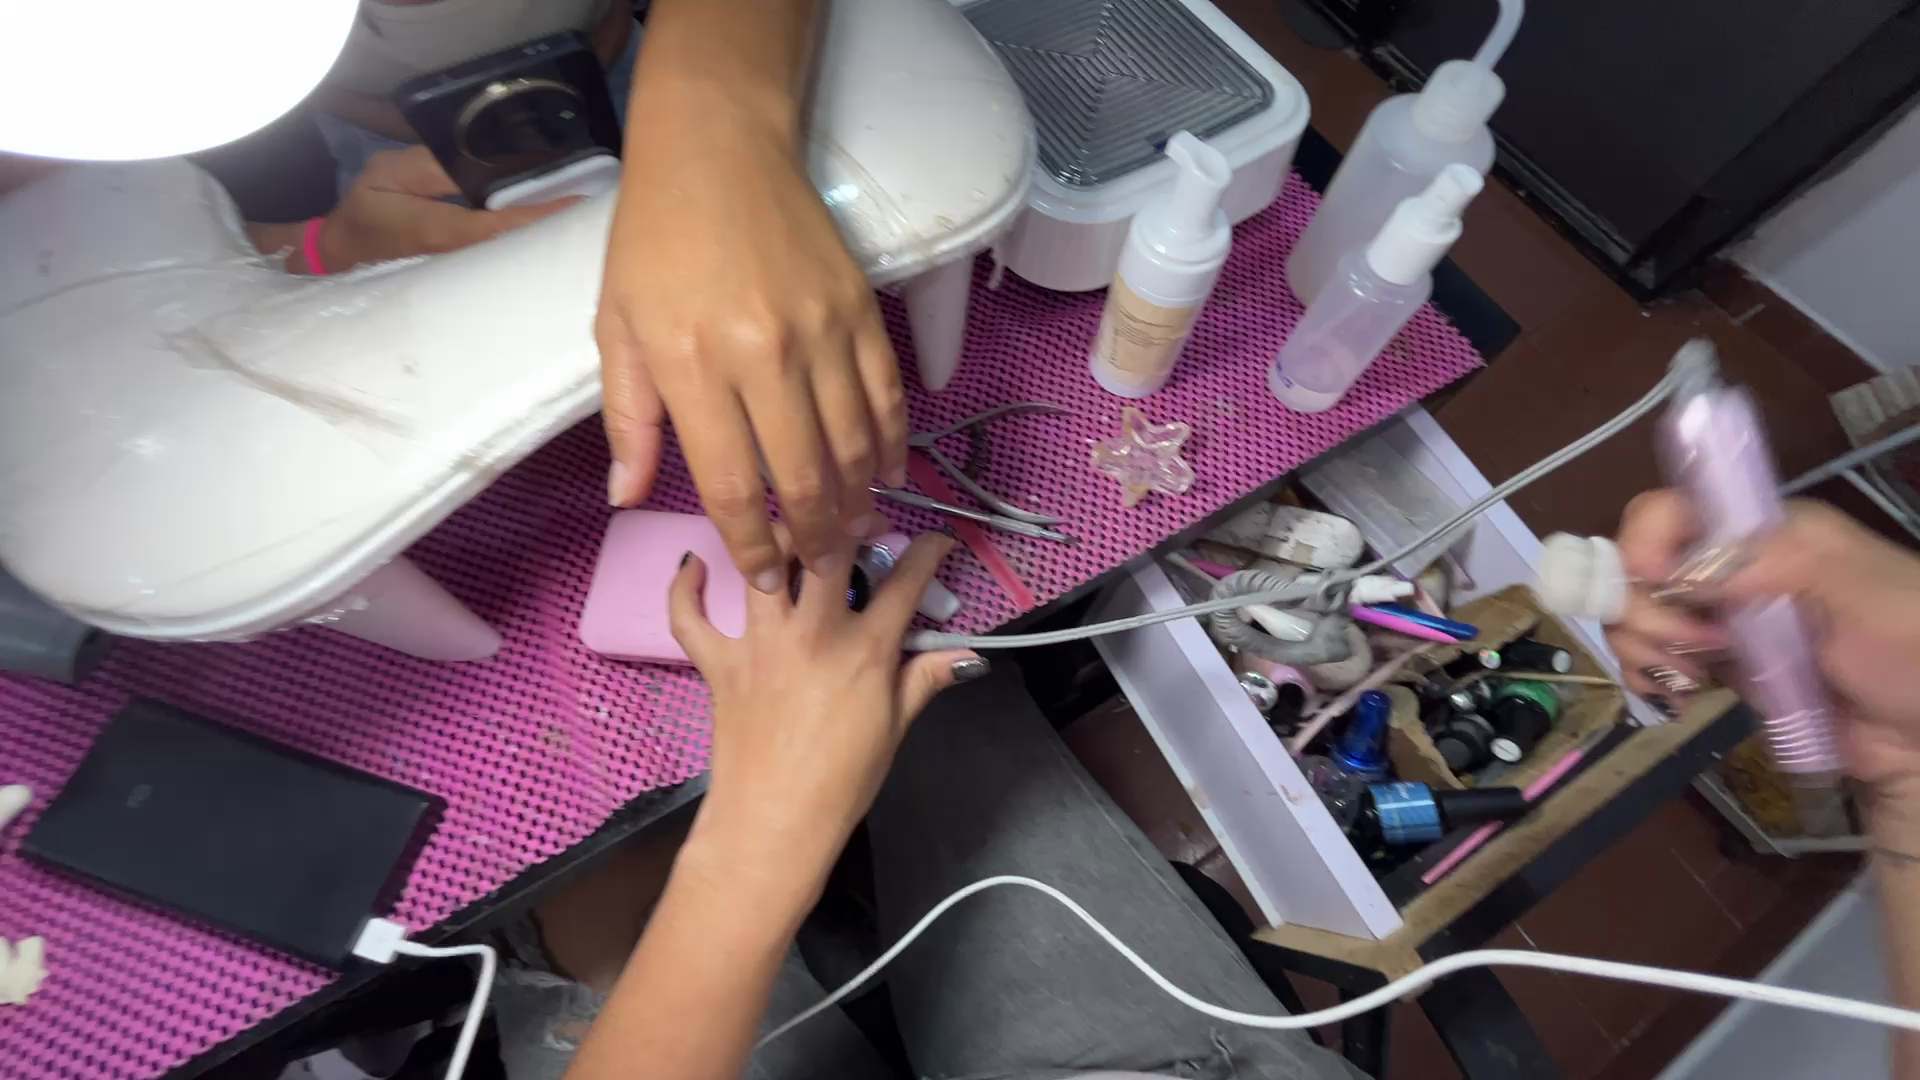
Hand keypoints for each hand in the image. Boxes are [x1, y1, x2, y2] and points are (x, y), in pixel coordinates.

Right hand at [316, 146, 577, 272]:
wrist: (352, 255)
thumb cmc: (371, 210)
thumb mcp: (389, 174)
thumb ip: (434, 168)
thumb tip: (481, 161)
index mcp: (447, 233)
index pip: (507, 226)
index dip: (543, 215)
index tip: (576, 201)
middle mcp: (471, 262)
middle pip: (526, 249)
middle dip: (559, 233)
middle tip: (594, 213)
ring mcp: (480, 278)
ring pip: (525, 261)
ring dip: (553, 243)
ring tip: (584, 224)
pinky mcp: (483, 282)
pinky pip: (517, 265)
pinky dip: (538, 250)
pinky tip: (558, 239)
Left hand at [595, 79, 908, 592]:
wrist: (720, 149)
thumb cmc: (656, 241)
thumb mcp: (615, 328)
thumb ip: (629, 421)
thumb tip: (630, 499)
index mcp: (693, 365)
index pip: (733, 485)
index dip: (753, 546)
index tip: (768, 579)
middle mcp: (766, 357)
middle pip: (804, 477)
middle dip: (816, 539)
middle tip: (822, 571)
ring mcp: (824, 334)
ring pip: (855, 444)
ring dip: (859, 502)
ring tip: (858, 535)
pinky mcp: (862, 314)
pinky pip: (888, 396)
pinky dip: (894, 444)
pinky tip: (890, 475)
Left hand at [668, 534, 980, 893]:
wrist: (774, 824)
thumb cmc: (844, 779)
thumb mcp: (896, 726)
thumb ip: (926, 678)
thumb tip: (968, 654)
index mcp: (864, 648)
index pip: (906, 582)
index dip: (929, 551)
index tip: (937, 539)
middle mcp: (812, 631)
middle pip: (829, 548)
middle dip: (848, 520)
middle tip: (857, 521)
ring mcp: (759, 642)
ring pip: (764, 563)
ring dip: (778, 536)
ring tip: (791, 531)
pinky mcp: (719, 662)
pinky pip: (689, 616)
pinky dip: (685, 587)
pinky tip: (692, 564)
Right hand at [1611, 491, 1919, 802]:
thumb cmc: (1919, 659)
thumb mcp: (1876, 597)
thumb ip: (1789, 563)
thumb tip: (1684, 571)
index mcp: (1758, 536)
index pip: (1663, 513)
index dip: (1641, 542)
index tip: (1657, 584)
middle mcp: (1719, 569)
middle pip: (1627, 572)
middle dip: (1647, 613)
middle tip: (1702, 646)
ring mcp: (1703, 617)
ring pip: (1623, 617)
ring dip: (1645, 650)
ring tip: (1696, 677)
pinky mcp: (1696, 660)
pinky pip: (1635, 660)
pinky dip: (1644, 678)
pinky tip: (1681, 692)